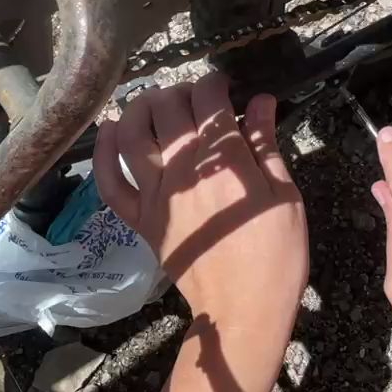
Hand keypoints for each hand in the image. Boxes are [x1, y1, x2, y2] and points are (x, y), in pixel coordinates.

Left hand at [95, 74, 307, 336]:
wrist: (243, 309)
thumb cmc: (276, 254)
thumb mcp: (286, 195)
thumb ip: (268, 145)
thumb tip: (261, 101)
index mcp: (226, 160)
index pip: (209, 100)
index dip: (215, 82)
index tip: (224, 85)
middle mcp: (184, 169)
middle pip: (168, 108)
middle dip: (180, 91)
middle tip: (195, 98)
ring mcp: (155, 195)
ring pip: (132, 135)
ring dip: (138, 108)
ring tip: (154, 101)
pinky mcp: (140, 220)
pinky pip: (111, 182)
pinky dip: (104, 153)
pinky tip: (109, 129)